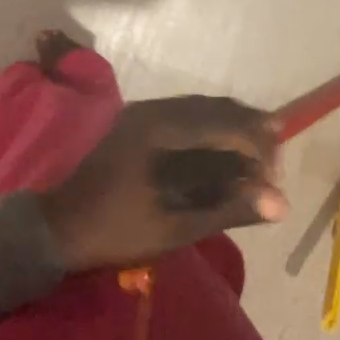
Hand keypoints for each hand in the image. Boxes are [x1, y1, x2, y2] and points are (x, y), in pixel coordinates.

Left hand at [39, 96, 286, 271]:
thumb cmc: (116, 230)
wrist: (58, 227)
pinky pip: (184, 115)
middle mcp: (152, 109)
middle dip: (249, 132)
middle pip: (214, 108)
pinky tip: (222, 154)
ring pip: (200, 109)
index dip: (258, 145)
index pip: (224, 122)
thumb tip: (281, 202)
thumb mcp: (175, 227)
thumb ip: (229, 208)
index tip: (276, 177)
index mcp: (159, 128)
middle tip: (273, 166)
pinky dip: (210, 130)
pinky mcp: (136, 122)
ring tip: (256, 161)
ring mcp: (142, 113)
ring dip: (231, 129)